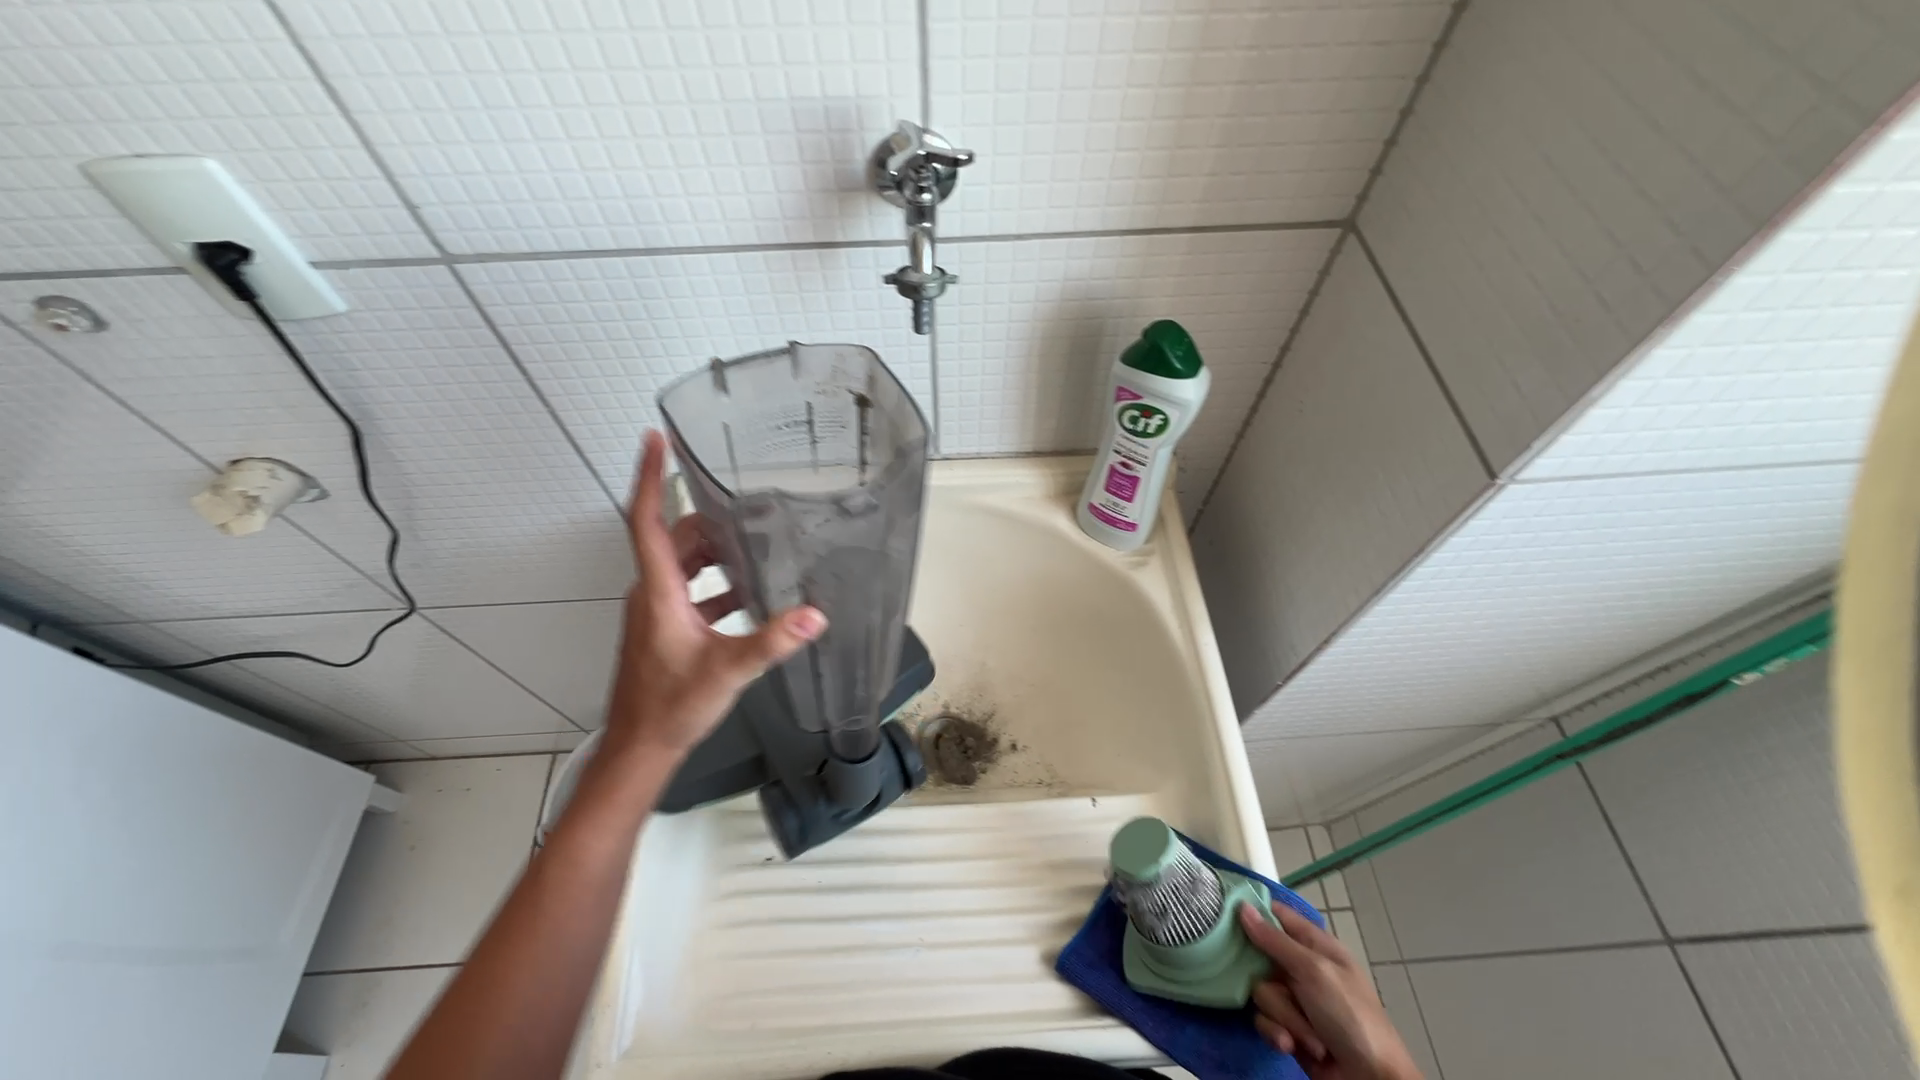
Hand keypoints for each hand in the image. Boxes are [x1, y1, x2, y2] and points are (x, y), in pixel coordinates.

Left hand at [602, 431, 825, 760]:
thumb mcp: (728, 670)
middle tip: (743, 505)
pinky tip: (748, 594)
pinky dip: (715, 584)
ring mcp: (655, 611)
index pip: (647, 520)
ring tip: (755, 545)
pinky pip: (690, 590)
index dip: (650, 477)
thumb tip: (815, 616)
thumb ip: (771, 641)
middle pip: (674, 538)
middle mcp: (652, 594)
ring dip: (714, 552)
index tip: (655, 440)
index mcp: (658, 592)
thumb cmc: (670, 708)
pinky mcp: (664, 628)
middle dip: (707, 518)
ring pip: (683, 564)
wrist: (639, 746)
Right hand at [1239, 901, 1423, 1079]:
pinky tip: (1292, 1046)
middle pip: (1259, 958)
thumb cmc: (1349, 1016)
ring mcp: (1294, 999)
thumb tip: (1242, 906)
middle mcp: (1301, 968)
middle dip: (1270, 983)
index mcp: (1314, 945)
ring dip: (1283, 1017)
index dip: (1253, 913)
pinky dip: (1278, 1034)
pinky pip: (1263, 1019)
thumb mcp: (1314, 972)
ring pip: (1261, 992)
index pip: (1277, 915)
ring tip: (1307, 1035)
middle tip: (1280, 989)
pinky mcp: (1287, 1027)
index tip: (1225, 917)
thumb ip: (1275, 941)